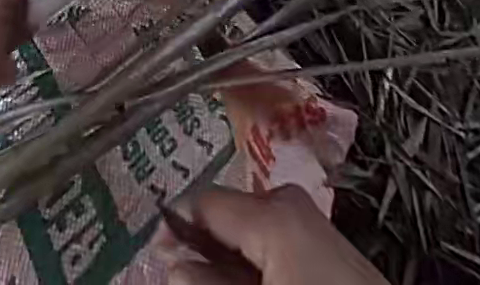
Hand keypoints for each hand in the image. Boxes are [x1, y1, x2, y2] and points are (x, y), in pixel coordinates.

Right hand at [156, 185, 388, 284]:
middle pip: (227, 214)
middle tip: (182, 271)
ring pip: (249, 232)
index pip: (204, 201)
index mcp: (273, 210)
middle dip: (202, 244)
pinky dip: (255, 262)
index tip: (154, 249)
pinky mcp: (325, 244)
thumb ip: (208, 283)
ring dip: (227, 257)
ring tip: (212, 277)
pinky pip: (274, 244)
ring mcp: (310, 221)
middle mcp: (290, 202)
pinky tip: (247, 278)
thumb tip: (171, 265)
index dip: (175, 226)